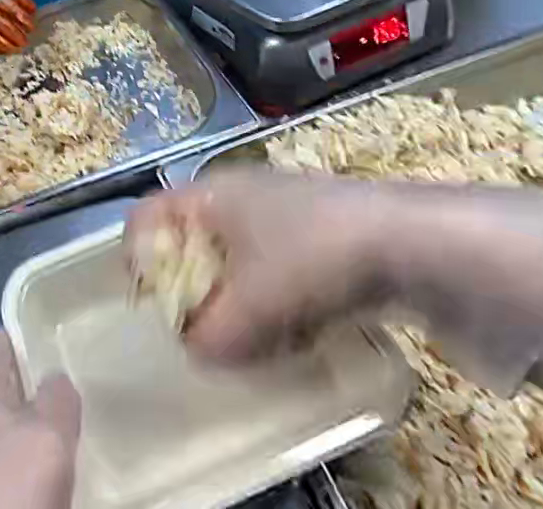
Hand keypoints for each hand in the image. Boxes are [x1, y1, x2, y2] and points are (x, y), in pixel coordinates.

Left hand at [0, 331, 81, 508]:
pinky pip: (4, 448)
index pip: (4, 338)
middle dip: (40, 376)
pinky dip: (27, 447)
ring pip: (7, 415)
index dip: (36, 333)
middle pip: (5, 377)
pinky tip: (53, 458)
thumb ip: (58, 390)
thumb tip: (52, 381)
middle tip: (79, 376)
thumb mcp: (52, 428)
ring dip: (37, 416)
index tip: (69, 335)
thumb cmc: (15, 486)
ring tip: (73, 416)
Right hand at [129, 172, 542, 387]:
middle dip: (192, 294)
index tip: (155, 310)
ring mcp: (278, 211)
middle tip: (208, 332)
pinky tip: (296, 326)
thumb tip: (196, 346)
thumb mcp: (249, 308)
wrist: (404, 239)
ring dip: (235, 304)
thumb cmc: (311, 257)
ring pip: (232, 263)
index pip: (146, 217)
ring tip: (258, 334)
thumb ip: (208, 336)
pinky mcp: (311, 233)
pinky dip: (271, 301)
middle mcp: (238, 194)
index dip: (138, 263)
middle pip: (189, 245)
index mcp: (211, 195)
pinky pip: (270, 270)